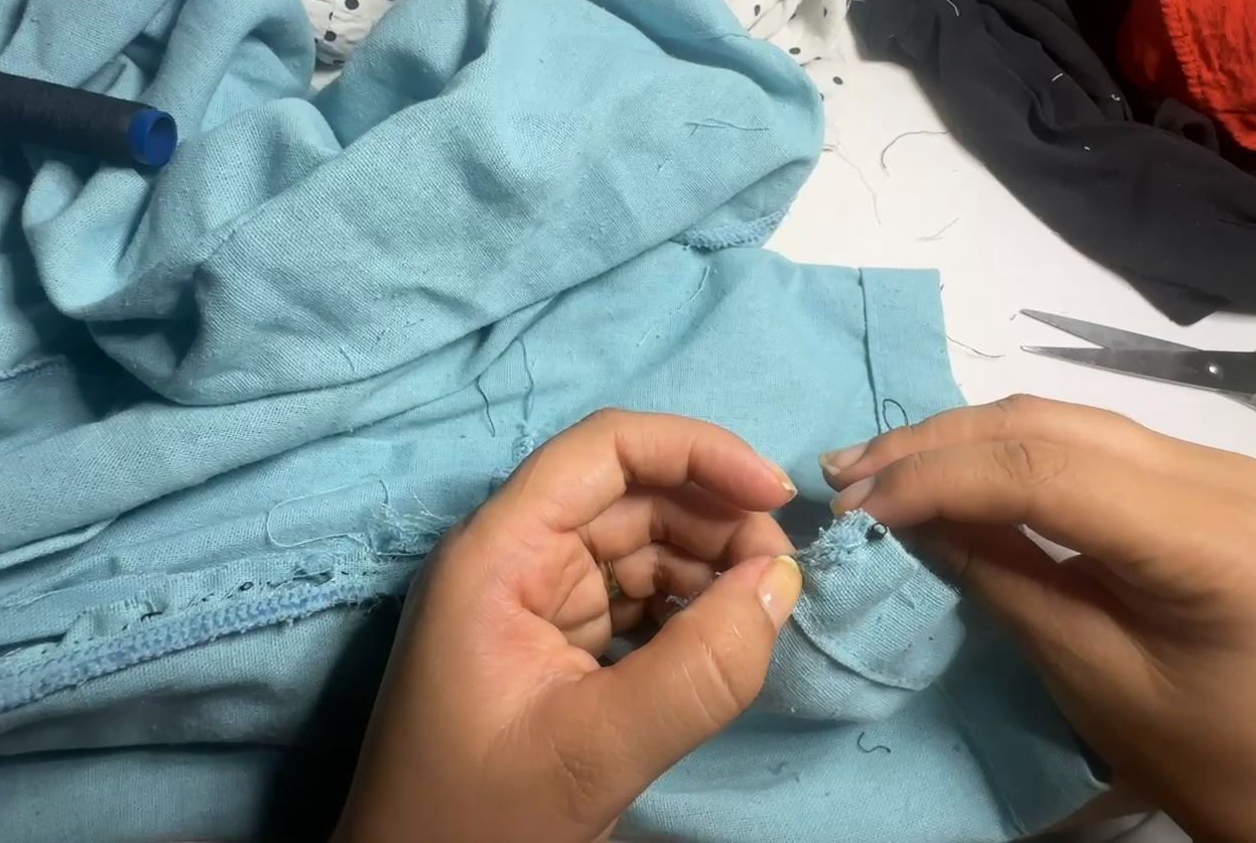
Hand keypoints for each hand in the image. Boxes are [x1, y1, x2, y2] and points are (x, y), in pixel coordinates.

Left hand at [335, 410, 803, 842]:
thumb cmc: (475, 823)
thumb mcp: (590, 753)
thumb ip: (698, 673)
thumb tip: (779, 583)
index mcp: (499, 549)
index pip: (606, 449)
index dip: (696, 450)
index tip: (773, 494)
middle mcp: (517, 550)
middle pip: (633, 491)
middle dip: (715, 519)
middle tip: (778, 577)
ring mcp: (538, 589)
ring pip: (643, 538)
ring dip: (709, 562)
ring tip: (758, 608)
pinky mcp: (559, 627)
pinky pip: (637, 588)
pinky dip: (688, 602)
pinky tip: (720, 634)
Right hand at [820, 396, 1255, 842]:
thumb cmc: (1177, 737)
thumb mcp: (1072, 661)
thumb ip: (988, 566)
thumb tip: (896, 508)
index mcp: (1214, 547)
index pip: (1046, 476)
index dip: (938, 479)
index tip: (856, 506)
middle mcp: (1216, 476)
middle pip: (1040, 429)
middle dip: (929, 448)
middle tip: (846, 476)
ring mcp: (1199, 456)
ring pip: (1041, 416)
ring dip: (947, 436)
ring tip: (872, 464)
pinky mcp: (1172, 457)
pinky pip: (1059, 429)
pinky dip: (984, 442)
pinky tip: (933, 456)